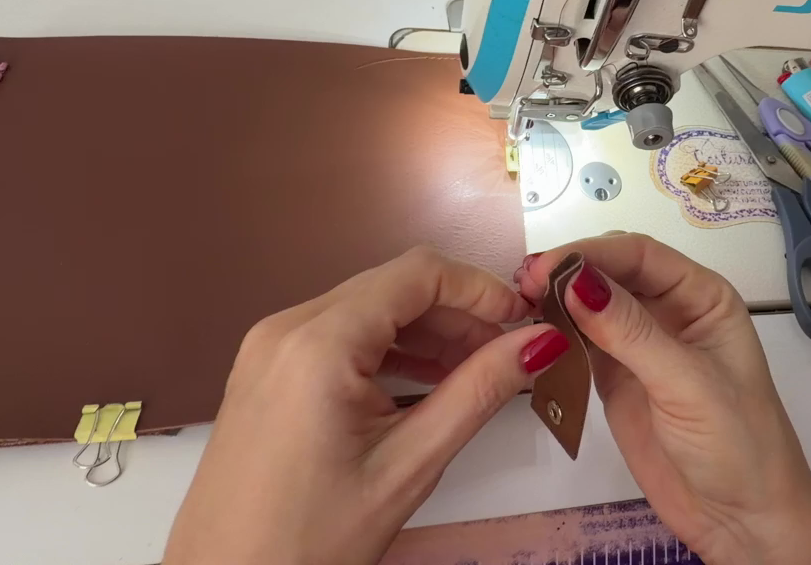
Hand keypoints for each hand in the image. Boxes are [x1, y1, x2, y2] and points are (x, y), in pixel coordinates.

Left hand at [165, 246, 570, 564]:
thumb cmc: (309, 545)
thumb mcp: (409, 466)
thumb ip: (480, 390)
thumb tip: (543, 340)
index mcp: (320, 340)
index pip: (419, 273)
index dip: (480, 287)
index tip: (524, 317)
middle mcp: (288, 324)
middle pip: (395, 285)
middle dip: (458, 310)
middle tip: (507, 349)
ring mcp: (271, 345)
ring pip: (371, 307)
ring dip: (427, 329)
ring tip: (475, 368)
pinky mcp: (267, 368)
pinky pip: (343, 333)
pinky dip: (391, 346)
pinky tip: (426, 379)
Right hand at [518, 234, 810, 564]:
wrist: (742, 523)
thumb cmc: (738, 445)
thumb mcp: (687, 384)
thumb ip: (632, 333)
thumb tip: (576, 281)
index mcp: (701, 295)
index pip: (642, 256)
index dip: (595, 253)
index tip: (550, 264)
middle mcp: (670, 309)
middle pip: (614, 271)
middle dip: (572, 270)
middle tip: (526, 280)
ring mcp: (641, 343)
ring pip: (594, 302)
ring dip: (559, 297)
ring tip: (520, 299)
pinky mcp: (617, 376)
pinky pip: (583, 340)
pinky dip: (559, 332)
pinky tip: (535, 328)